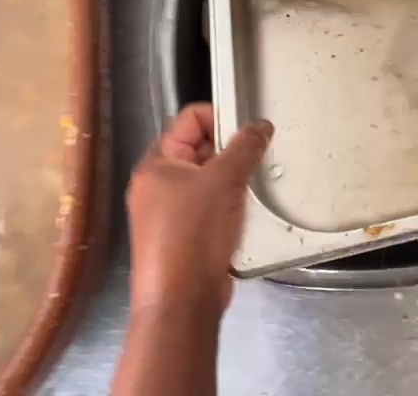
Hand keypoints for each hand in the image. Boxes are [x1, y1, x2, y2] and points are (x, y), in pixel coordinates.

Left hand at [126, 103, 272, 319]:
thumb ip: (245, 146)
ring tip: (254, 180)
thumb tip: (261, 125)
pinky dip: (226, 199)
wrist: (181, 302)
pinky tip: (245, 207)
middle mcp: (156, 184)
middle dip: (229, 147)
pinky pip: (207, 202)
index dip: (219, 115)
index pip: (188, 119)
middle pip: (197, 146)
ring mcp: (166, 211)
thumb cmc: (195, 232)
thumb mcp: (225, 180)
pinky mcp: (180, 234)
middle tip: (256, 154)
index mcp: (156, 164)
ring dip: (230, 175)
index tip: (248, 129)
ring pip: (205, 176)